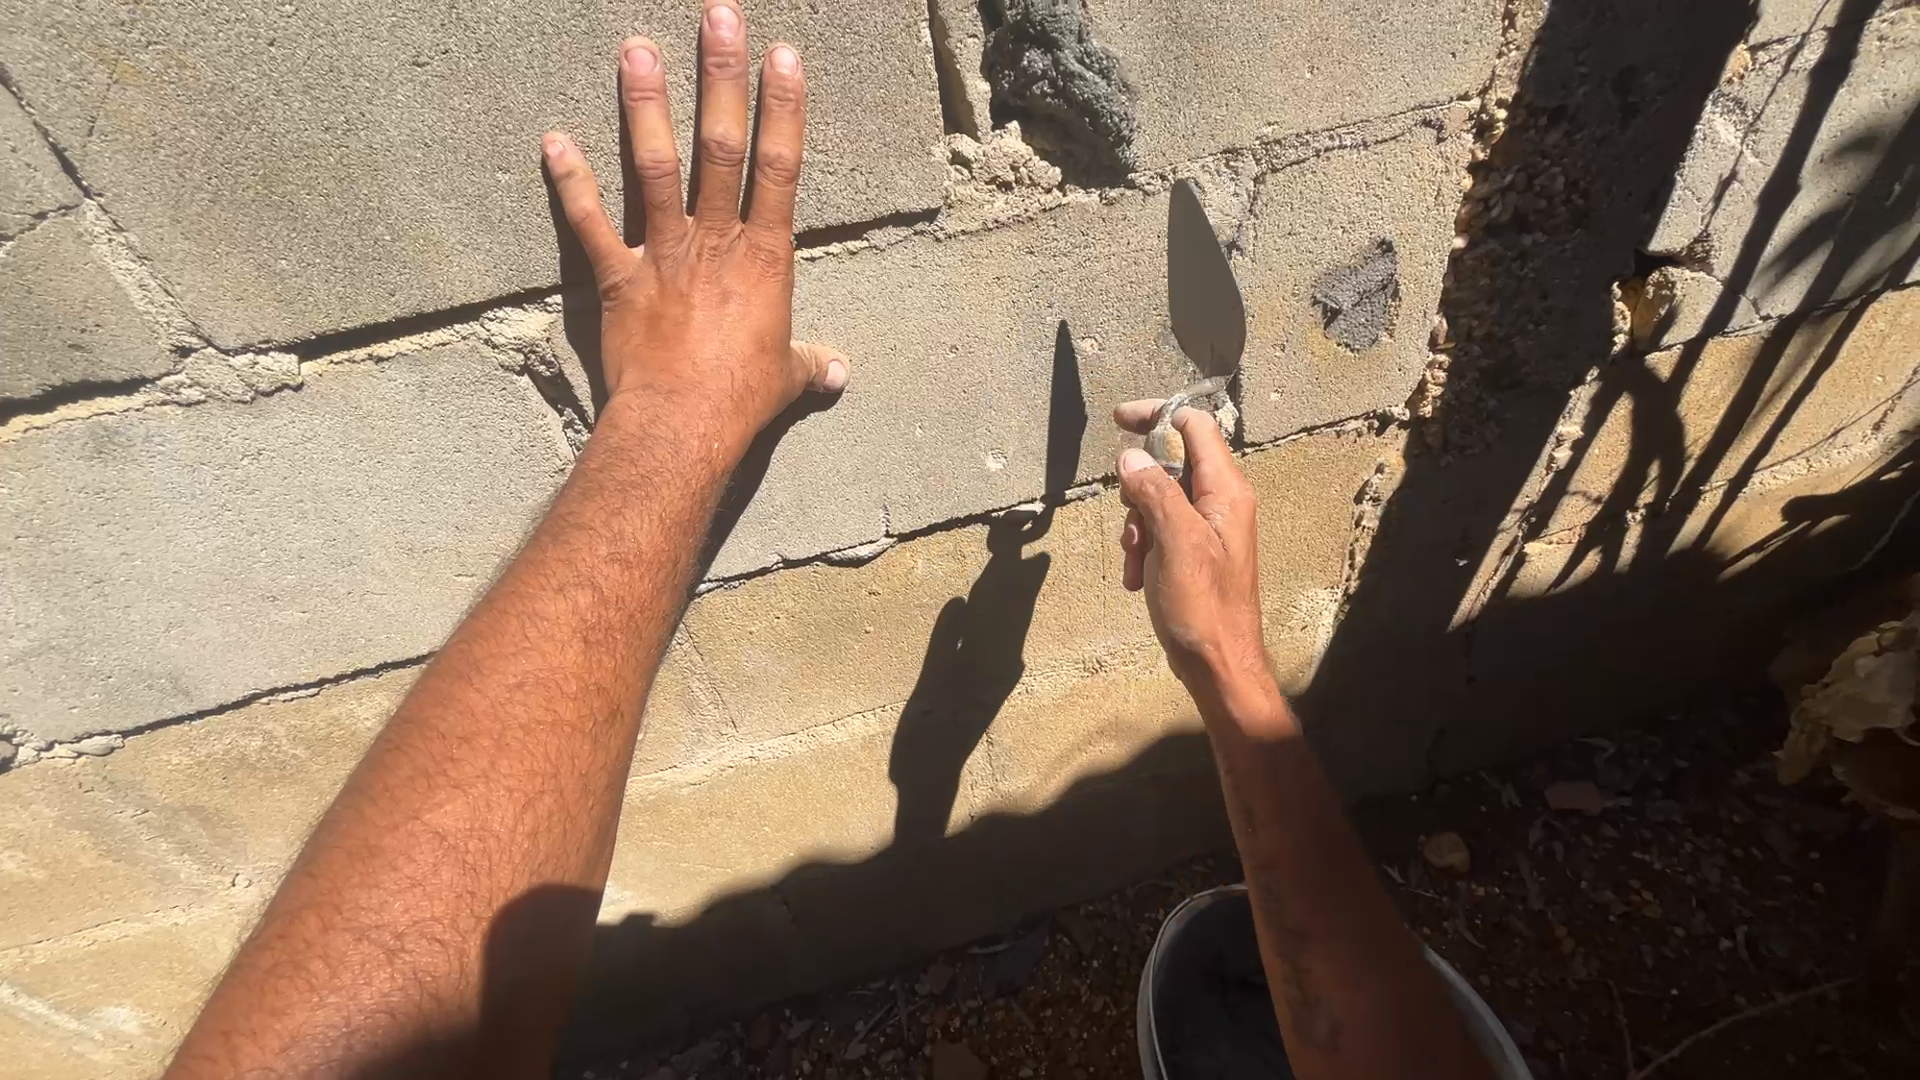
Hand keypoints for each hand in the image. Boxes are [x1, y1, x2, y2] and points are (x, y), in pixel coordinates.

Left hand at [542, 0, 847, 449]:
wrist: (684, 424)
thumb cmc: (744, 400)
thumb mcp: (788, 380)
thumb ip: (812, 366)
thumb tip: (841, 374)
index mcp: (764, 259)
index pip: (779, 170)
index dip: (783, 111)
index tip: (782, 56)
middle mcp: (715, 241)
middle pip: (720, 147)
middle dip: (720, 78)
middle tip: (717, 14)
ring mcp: (663, 253)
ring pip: (653, 166)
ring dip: (644, 105)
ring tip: (635, 47)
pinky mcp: (618, 276)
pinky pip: (590, 222)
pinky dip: (570, 182)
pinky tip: (553, 140)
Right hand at [1113, 401, 1276, 713]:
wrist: (1217, 662)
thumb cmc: (1203, 604)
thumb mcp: (1176, 542)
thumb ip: (1156, 492)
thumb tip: (1132, 456)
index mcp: (1225, 490)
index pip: (1194, 426)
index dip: (1158, 415)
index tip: (1119, 419)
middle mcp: (1218, 502)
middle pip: (1166, 466)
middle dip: (1136, 491)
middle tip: (1134, 527)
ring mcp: (1203, 528)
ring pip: (1154, 501)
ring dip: (1135, 528)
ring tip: (1138, 562)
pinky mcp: (1189, 552)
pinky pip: (1155, 532)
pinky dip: (1140, 550)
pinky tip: (1138, 579)